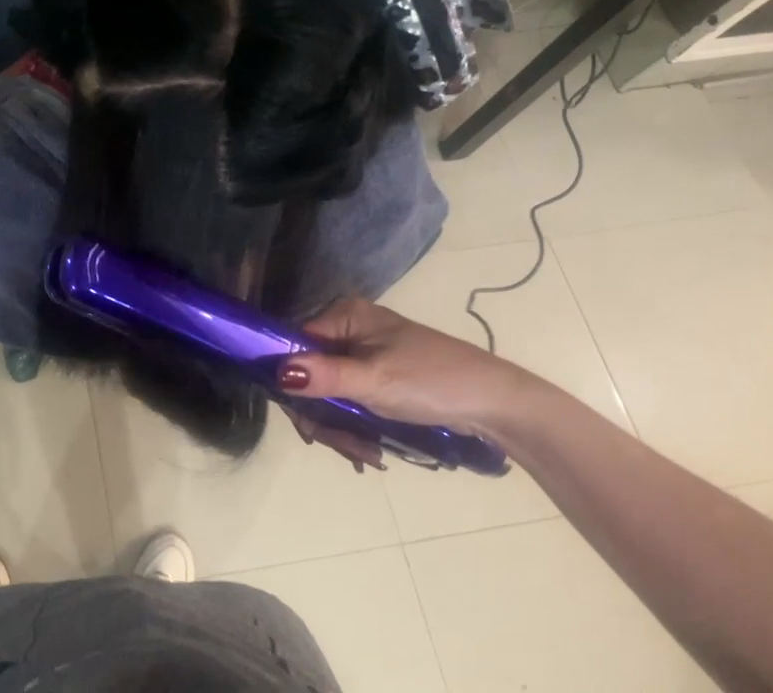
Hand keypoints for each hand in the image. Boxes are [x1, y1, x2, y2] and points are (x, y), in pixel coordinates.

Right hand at [279, 297, 538, 439]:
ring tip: (367, 456)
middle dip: (324, 417)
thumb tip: (277, 372)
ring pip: (328, 392)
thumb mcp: (374, 380)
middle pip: (309, 374)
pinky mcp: (379, 376)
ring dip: (341, 429)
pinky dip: (354, 426)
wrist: (495, 403)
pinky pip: (349, 400)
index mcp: (346, 316)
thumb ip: (324, 375)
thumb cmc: (432, 382)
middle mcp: (350, 329)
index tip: (308, 426)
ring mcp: (365, 353)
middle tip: (349, 451)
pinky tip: (369, 450)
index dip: (291, 386)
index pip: (293, 345)